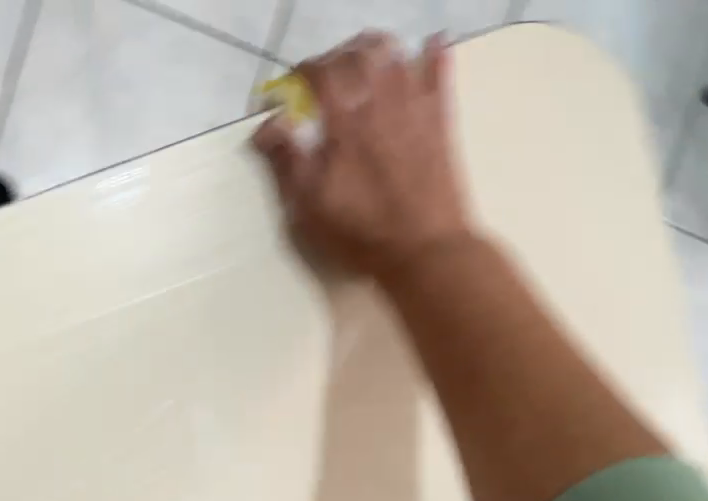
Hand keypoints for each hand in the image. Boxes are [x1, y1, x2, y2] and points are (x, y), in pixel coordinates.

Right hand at [253, 31, 477, 279]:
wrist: (422, 248)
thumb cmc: (358, 234)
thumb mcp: (307, 207)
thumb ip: (286, 161)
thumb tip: (267, 125)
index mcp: (343, 125)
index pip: (321, 74)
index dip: (303, 70)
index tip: (292, 82)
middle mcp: (379, 105)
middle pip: (359, 55)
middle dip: (338, 55)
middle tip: (326, 70)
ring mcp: (413, 108)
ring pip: (397, 54)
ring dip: (377, 47)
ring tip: (364, 57)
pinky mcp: (439, 120)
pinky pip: (440, 73)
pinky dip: (433, 53)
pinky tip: (430, 45)